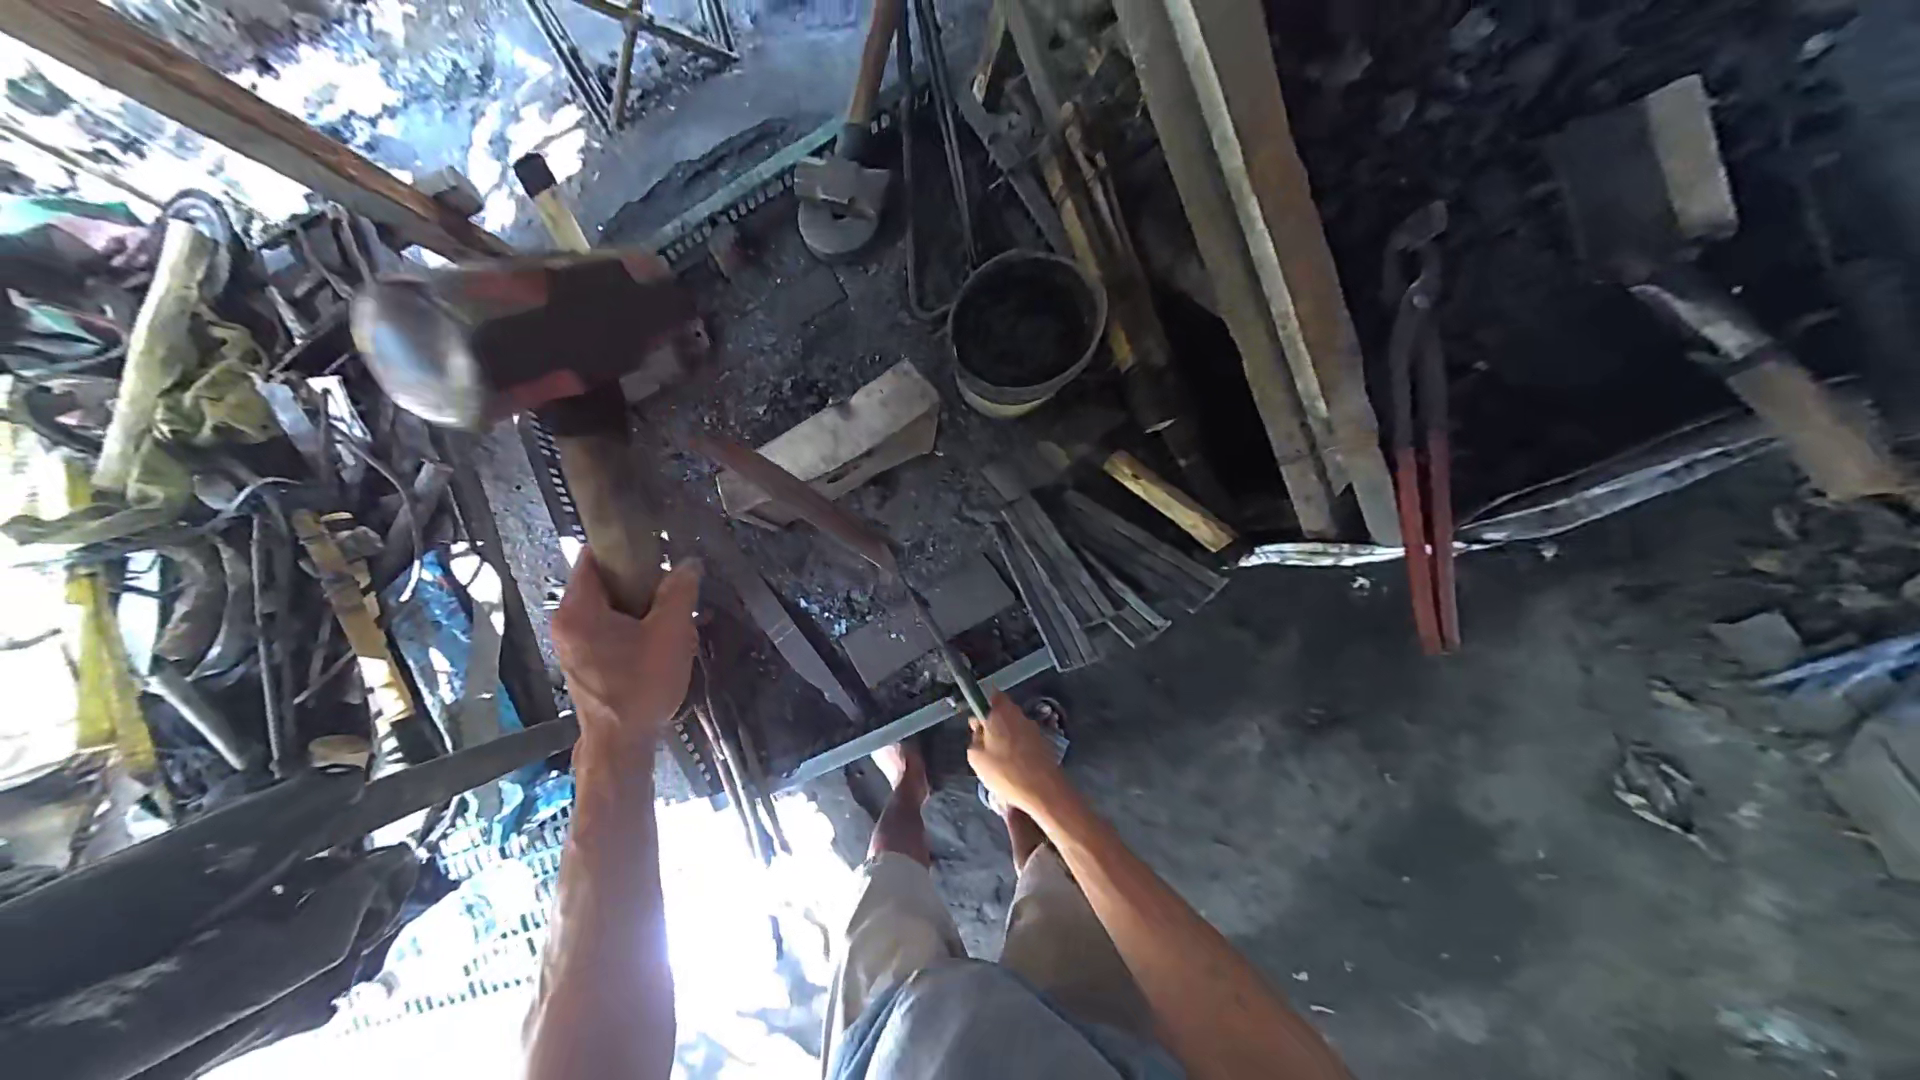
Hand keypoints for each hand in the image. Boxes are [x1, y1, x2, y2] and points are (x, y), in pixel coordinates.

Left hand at [552, 550, 701, 754]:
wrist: (622, 743)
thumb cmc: (642, 685)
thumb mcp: (670, 633)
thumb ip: (679, 592)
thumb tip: (688, 563)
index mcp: (577, 609)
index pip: (594, 557)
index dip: (626, 548)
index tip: (658, 549)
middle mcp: (566, 622)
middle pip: (605, 583)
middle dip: (643, 583)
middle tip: (675, 588)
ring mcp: (573, 644)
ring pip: (611, 609)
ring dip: (643, 608)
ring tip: (676, 616)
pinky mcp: (585, 662)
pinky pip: (609, 630)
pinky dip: (634, 628)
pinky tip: (664, 639)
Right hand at [968, 692, 1072, 819]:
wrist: (1043, 790)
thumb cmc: (1005, 771)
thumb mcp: (976, 758)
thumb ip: (974, 739)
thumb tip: (980, 733)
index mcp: (1001, 712)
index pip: (992, 695)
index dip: (984, 707)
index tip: (979, 722)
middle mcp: (1019, 714)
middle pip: (1004, 712)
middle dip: (994, 725)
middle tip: (986, 745)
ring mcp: (1034, 728)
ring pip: (1015, 727)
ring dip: (1008, 738)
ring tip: (1001, 760)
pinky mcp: (1044, 742)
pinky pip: (1026, 739)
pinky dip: (1020, 748)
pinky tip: (1016, 767)